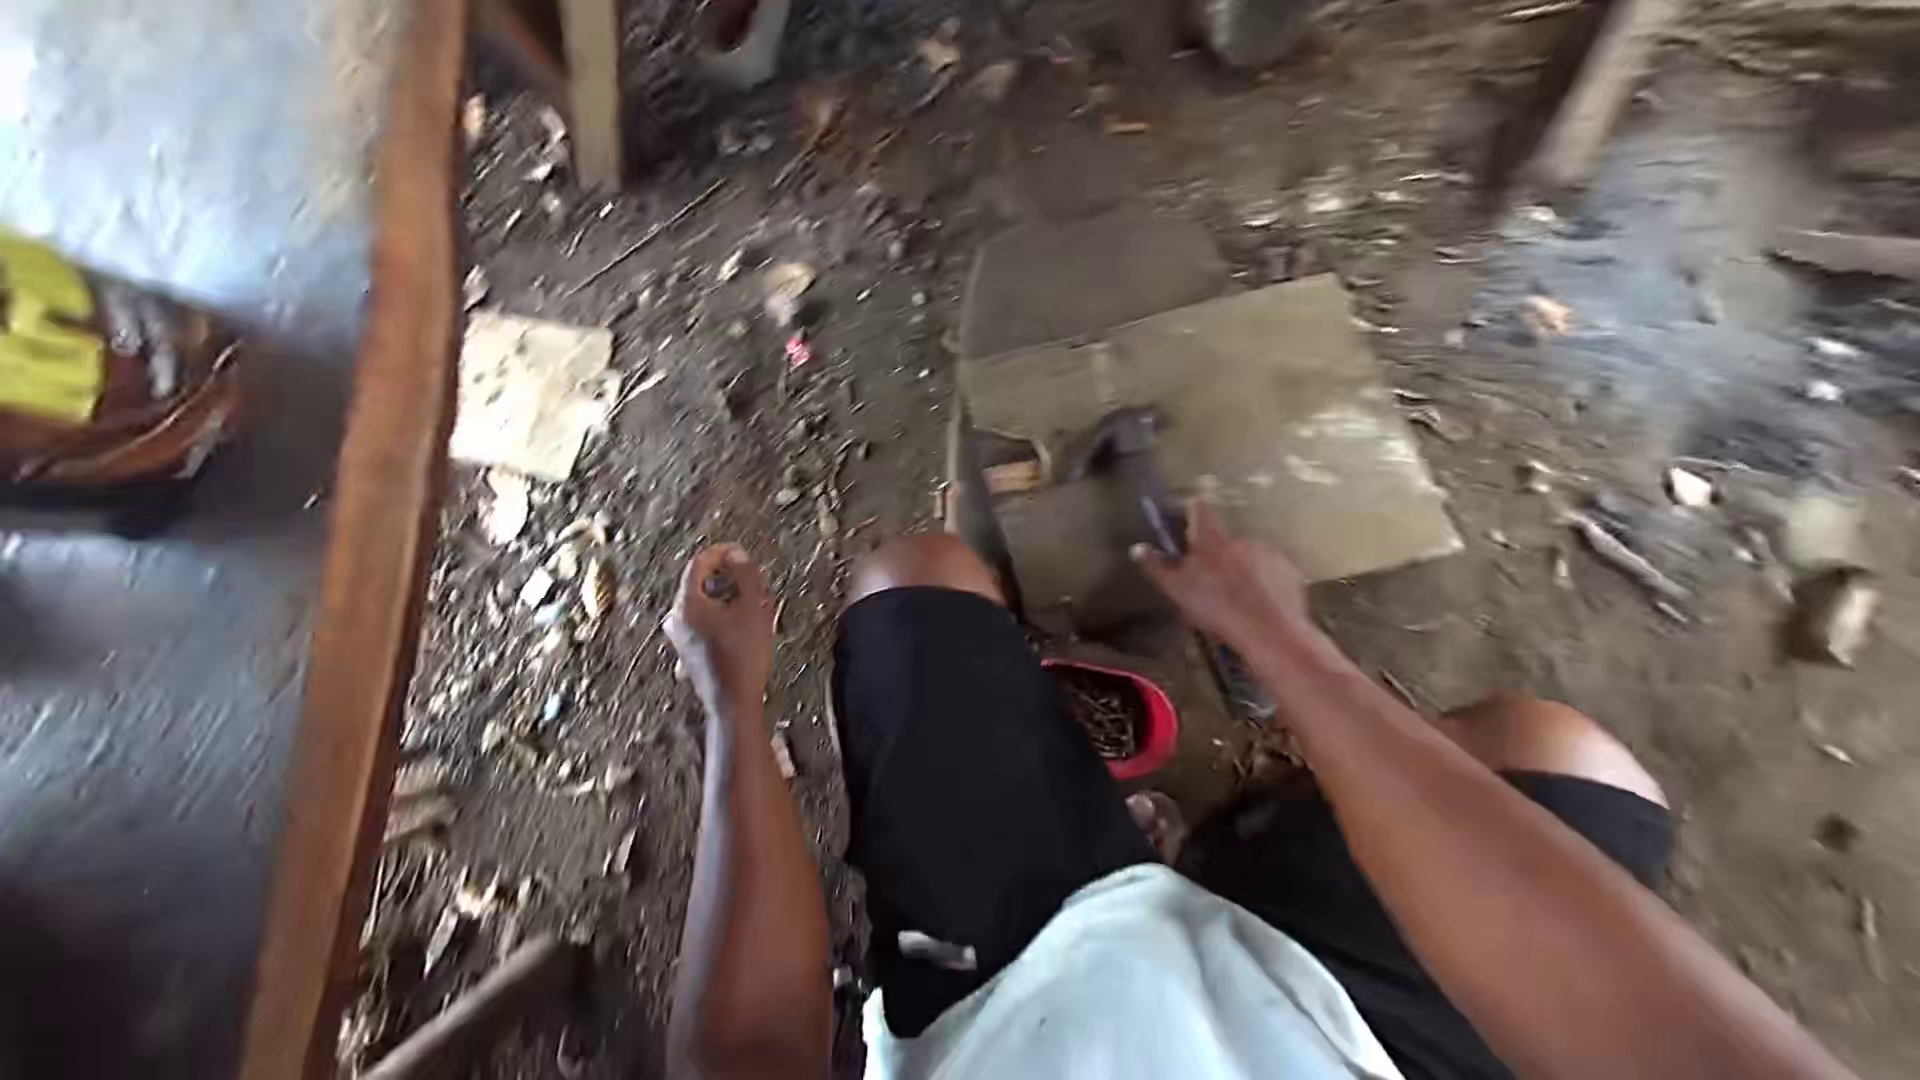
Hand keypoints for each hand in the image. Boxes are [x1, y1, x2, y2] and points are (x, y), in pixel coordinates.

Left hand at [665, 544, 775, 714]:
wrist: (733, 702)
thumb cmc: (743, 656)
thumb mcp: (752, 608)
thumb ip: (745, 574)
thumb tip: (736, 555)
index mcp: (687, 604)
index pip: (699, 563)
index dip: (721, 552)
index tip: (740, 551)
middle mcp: (676, 617)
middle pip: (701, 583)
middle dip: (729, 579)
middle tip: (754, 583)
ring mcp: (679, 636)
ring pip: (705, 603)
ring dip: (729, 599)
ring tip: (755, 608)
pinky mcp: (687, 649)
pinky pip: (704, 621)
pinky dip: (723, 616)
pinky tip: (745, 628)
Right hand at [1132, 498, 1308, 651]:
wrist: (1269, 632)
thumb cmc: (1216, 609)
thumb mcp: (1176, 590)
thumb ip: (1156, 567)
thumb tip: (1137, 548)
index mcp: (1212, 540)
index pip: (1201, 509)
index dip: (1194, 506)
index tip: (1192, 503)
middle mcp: (1242, 538)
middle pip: (1225, 540)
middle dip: (1218, 556)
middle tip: (1211, 584)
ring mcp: (1270, 553)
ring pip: (1249, 557)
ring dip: (1242, 571)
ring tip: (1236, 601)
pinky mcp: (1291, 571)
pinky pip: (1271, 572)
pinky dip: (1264, 583)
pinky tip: (1258, 605)